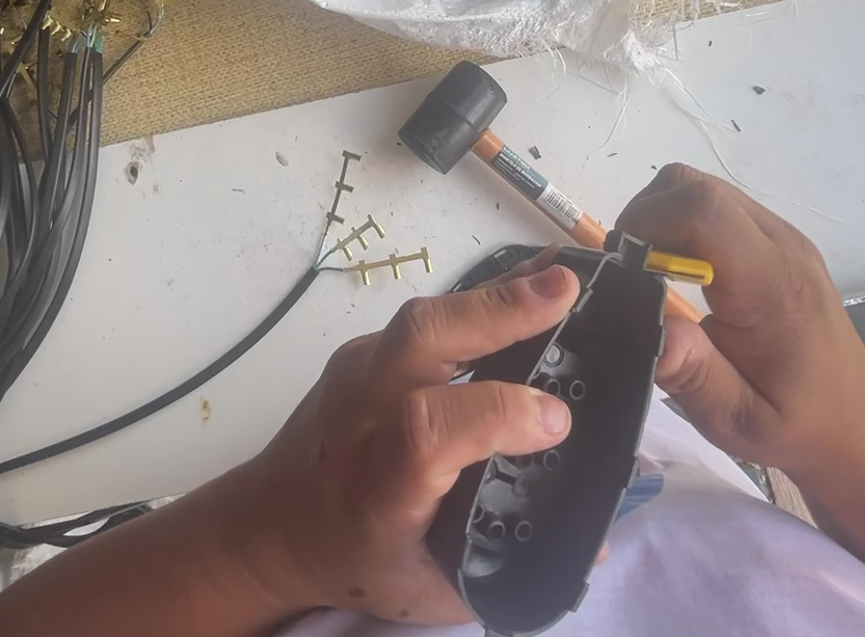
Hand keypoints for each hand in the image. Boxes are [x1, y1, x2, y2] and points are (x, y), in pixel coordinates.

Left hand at [225, 266, 579, 623]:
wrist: (268, 521)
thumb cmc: (352, 559)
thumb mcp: (431, 588)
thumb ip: (510, 567)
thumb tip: (596, 546)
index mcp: (379, 481)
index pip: (428, 429)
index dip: (494, 414)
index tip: (556, 420)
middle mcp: (362, 411)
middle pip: (420, 338)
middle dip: (496, 310)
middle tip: (566, 290)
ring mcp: (357, 370)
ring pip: (424, 318)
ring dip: (494, 295)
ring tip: (558, 276)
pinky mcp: (362, 351)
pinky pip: (423, 322)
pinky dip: (475, 304)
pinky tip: (517, 295)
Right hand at [615, 164, 864, 478]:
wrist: (860, 423)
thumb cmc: (798, 424)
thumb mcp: (740, 422)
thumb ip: (697, 378)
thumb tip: (658, 333)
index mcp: (770, 284)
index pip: (703, 209)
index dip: (649, 222)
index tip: (624, 265)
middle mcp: (780, 245)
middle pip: (695, 186)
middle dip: (647, 216)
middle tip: (631, 268)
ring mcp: (781, 236)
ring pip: (701, 187)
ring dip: (662, 218)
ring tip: (652, 271)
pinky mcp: (775, 239)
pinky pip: (715, 205)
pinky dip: (681, 224)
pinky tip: (680, 271)